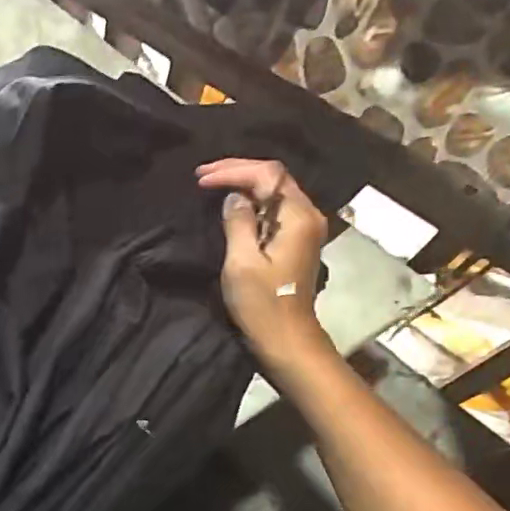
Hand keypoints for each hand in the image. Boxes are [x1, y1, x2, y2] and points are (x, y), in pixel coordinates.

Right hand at [198, 158, 332, 372]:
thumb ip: (238, 222)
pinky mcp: (296, 243)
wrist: (286, 340)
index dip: (233, 170)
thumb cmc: (262, 305)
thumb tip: (234, 197)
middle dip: (238, 172)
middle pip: (274, 178)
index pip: (267, 174)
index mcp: (298, 217)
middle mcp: (307, 216)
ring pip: (273, 193)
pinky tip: (231, 206)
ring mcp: (304, 230)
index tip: (202, 179)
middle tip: (202, 176)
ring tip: (212, 185)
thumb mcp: (242, 262)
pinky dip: (252, 204)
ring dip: (244, 186)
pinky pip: (274, 211)